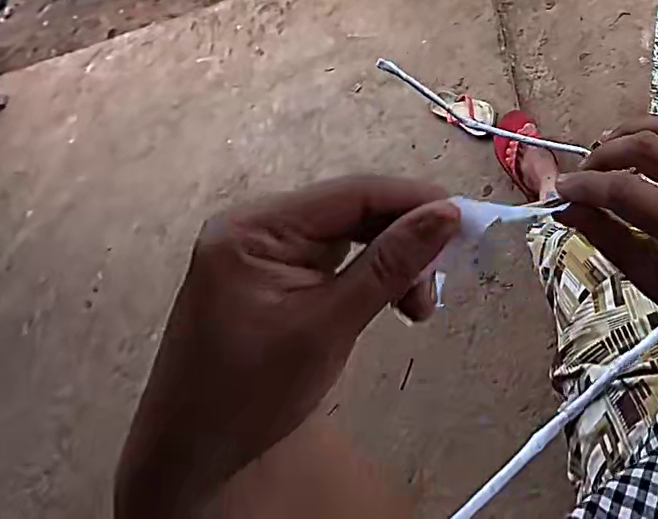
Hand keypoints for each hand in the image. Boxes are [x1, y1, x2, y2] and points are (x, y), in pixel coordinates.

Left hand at [115, 176, 459, 517]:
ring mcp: (272, 245)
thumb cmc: (249, 398)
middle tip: (441, 274)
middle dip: (405, 239)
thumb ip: (390, 264)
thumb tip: (449, 213)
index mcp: (255, 227)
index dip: (412, 200)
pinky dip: (378, 272)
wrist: (194, 465)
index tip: (462, 220)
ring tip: (420, 302)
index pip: (352, 193)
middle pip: (357, 209)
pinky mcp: (285, 266)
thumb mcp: (328, 327)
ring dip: (397, 259)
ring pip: (358, 230)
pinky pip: (346, 252)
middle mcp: (262, 223)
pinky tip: (399, 298)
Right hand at [554, 78, 657, 344]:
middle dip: (603, 157)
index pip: (621, 190)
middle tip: (584, 174)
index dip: (584, 187)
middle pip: (642, 148)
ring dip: (634, 129)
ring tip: (609, 145)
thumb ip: (607, 237)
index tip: (562, 191)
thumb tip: (567, 209)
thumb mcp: (651, 279)